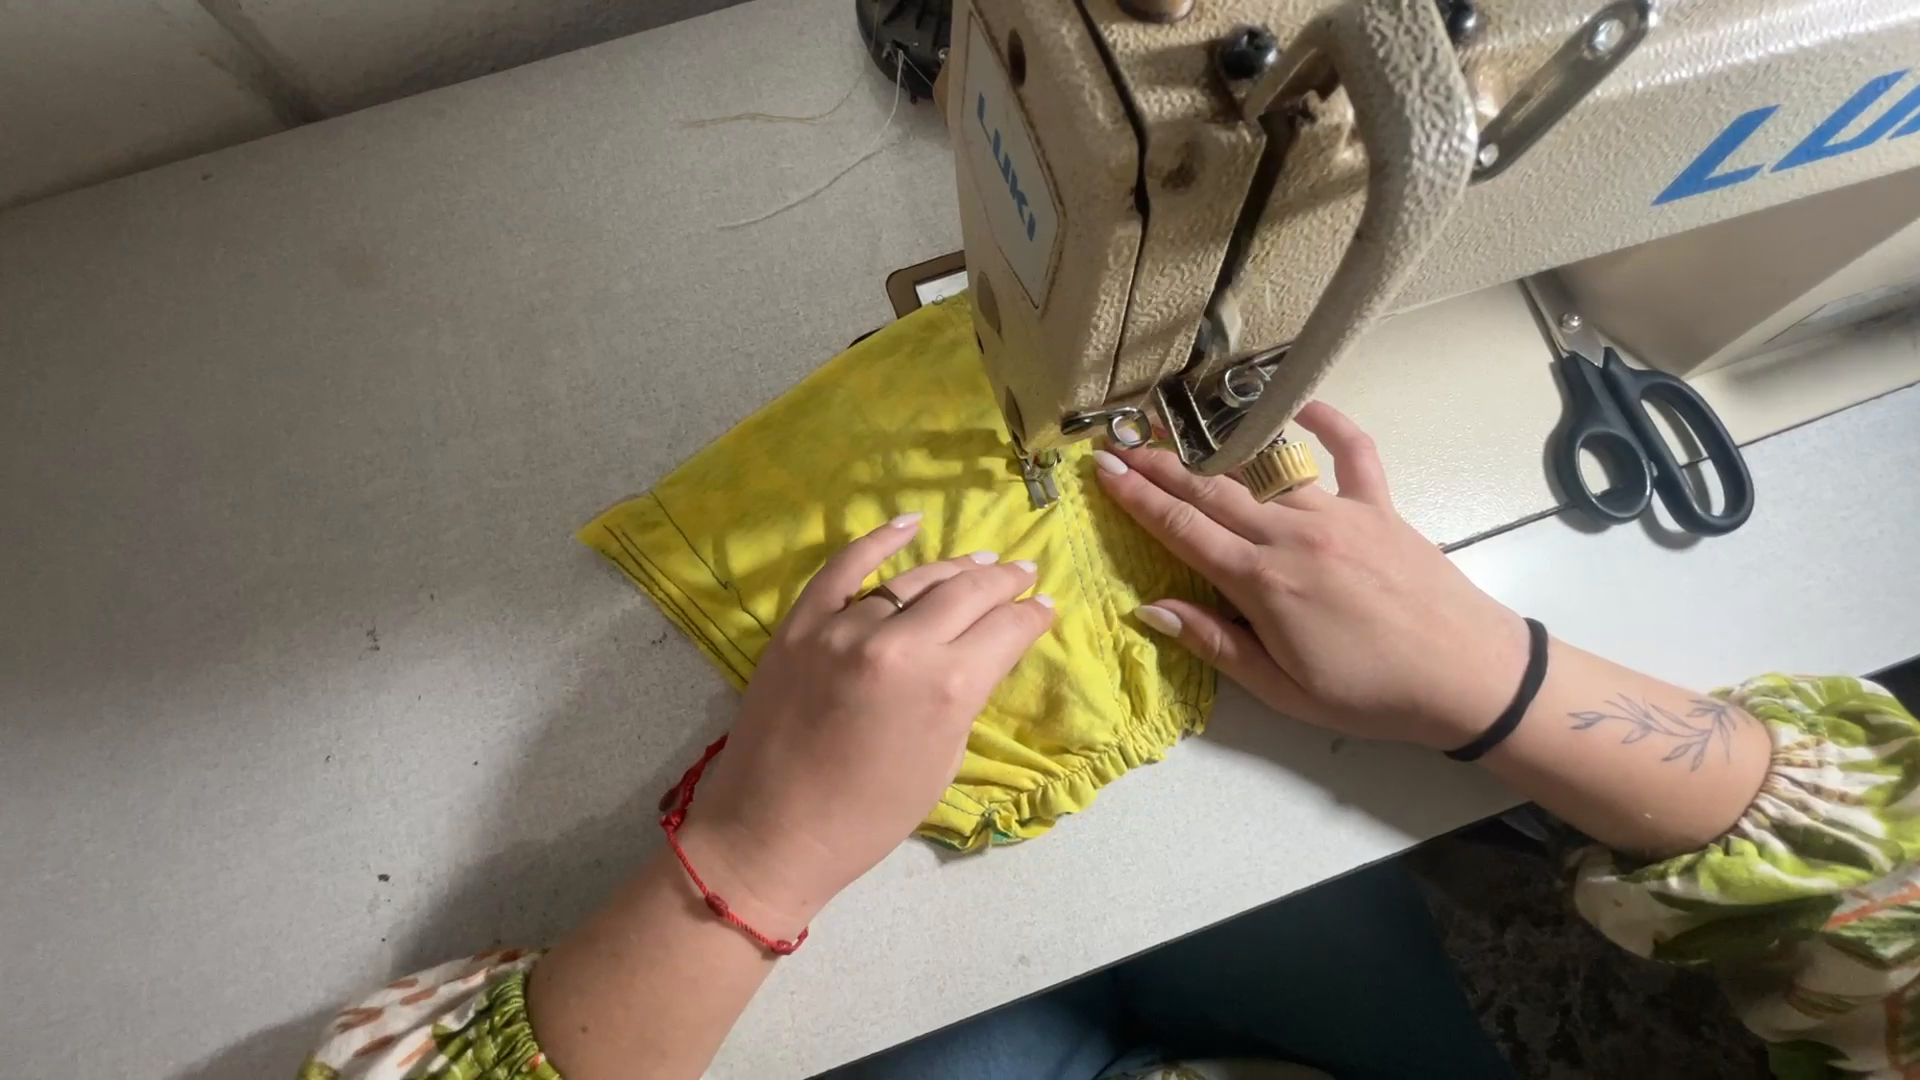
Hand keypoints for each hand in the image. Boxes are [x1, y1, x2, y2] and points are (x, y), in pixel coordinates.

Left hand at [681, 514, 1053, 931]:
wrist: (772, 831)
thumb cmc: (869, 816)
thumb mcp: (943, 761)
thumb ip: (965, 695)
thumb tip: (985, 650)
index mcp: (946, 688)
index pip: (1006, 631)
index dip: (1033, 616)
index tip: (1046, 607)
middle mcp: (901, 644)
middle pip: (968, 593)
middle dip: (1006, 582)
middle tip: (1025, 573)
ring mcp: (845, 627)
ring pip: (915, 578)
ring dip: (957, 566)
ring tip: (983, 560)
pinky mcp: (802, 622)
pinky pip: (844, 566)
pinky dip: (879, 540)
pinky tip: (910, 524)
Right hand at [1093, 402, 1527, 749]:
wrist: (1471, 679)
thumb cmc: (1369, 694)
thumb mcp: (1281, 689)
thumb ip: (1214, 644)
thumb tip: (1150, 609)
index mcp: (1262, 582)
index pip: (1182, 529)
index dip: (1137, 498)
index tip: (1103, 472)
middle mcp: (1292, 535)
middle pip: (1209, 492)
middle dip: (1158, 468)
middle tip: (1120, 447)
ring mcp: (1338, 513)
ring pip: (1261, 473)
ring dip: (1213, 454)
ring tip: (1177, 436)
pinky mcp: (1379, 508)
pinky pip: (1352, 453)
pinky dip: (1330, 423)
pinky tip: (1305, 404)